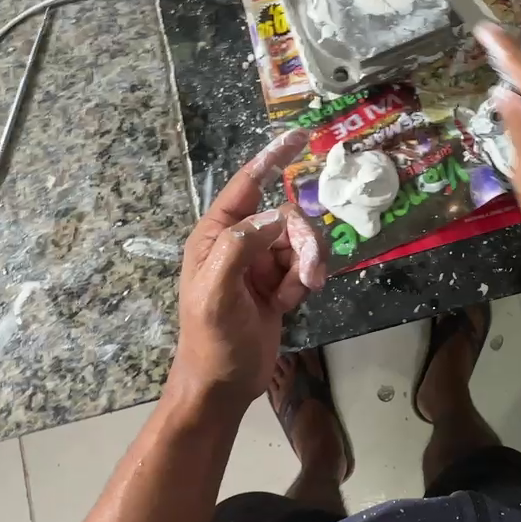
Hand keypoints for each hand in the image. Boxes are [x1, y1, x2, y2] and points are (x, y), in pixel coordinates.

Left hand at [168, 129, 326, 417]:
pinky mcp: (278, 280)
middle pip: (286, 216)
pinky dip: (305, 280)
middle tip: (308, 274)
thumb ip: (240, 248)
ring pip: (300, 239)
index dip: (273, 158)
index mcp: (216, 235)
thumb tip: (275, 215)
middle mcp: (239, 240)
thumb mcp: (216, 294)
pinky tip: (292, 302)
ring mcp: (260, 260)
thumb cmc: (211, 340)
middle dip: (303, 240)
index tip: (300, 136)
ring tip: (301, 291)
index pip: (248, 184)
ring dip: (307, 263)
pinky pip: (305, 264)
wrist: (224, 385)